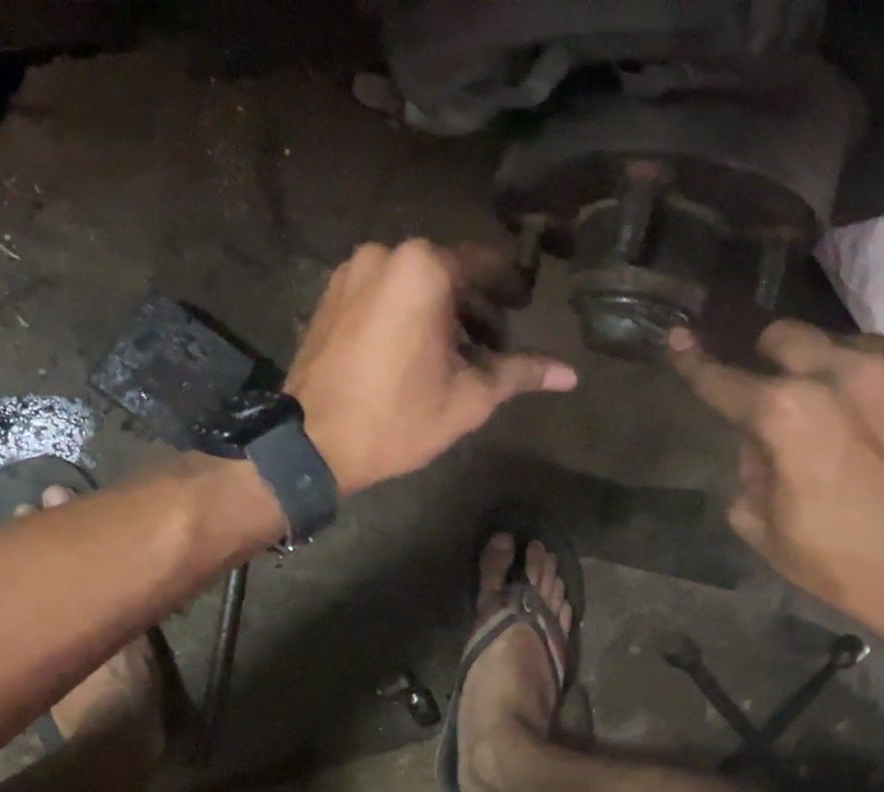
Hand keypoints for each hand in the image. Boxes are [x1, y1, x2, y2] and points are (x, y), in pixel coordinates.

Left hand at [286, 240, 577, 494]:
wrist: (312, 445)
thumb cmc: (397, 418)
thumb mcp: (469, 398)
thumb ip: (520, 373)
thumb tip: (571, 375)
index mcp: (424, 268)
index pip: (486, 265)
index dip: (511, 291)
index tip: (525, 310)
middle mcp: (385, 255)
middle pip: (448, 273)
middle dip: (474, 308)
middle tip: (492, 349)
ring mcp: (350, 272)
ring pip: (412, 284)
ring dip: (438, 313)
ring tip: (453, 358)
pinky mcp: (329, 295)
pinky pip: (381, 294)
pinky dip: (404, 314)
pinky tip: (412, 354)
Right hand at [670, 320, 883, 649]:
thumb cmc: (854, 569)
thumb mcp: (769, 533)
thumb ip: (750, 472)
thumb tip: (760, 440)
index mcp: (788, 412)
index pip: (723, 378)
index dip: (693, 362)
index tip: (678, 340)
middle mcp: (852, 371)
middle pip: (789, 334)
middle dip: (775, 358)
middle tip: (788, 390)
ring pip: (864, 344)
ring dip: (851, 372)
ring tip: (871, 416)